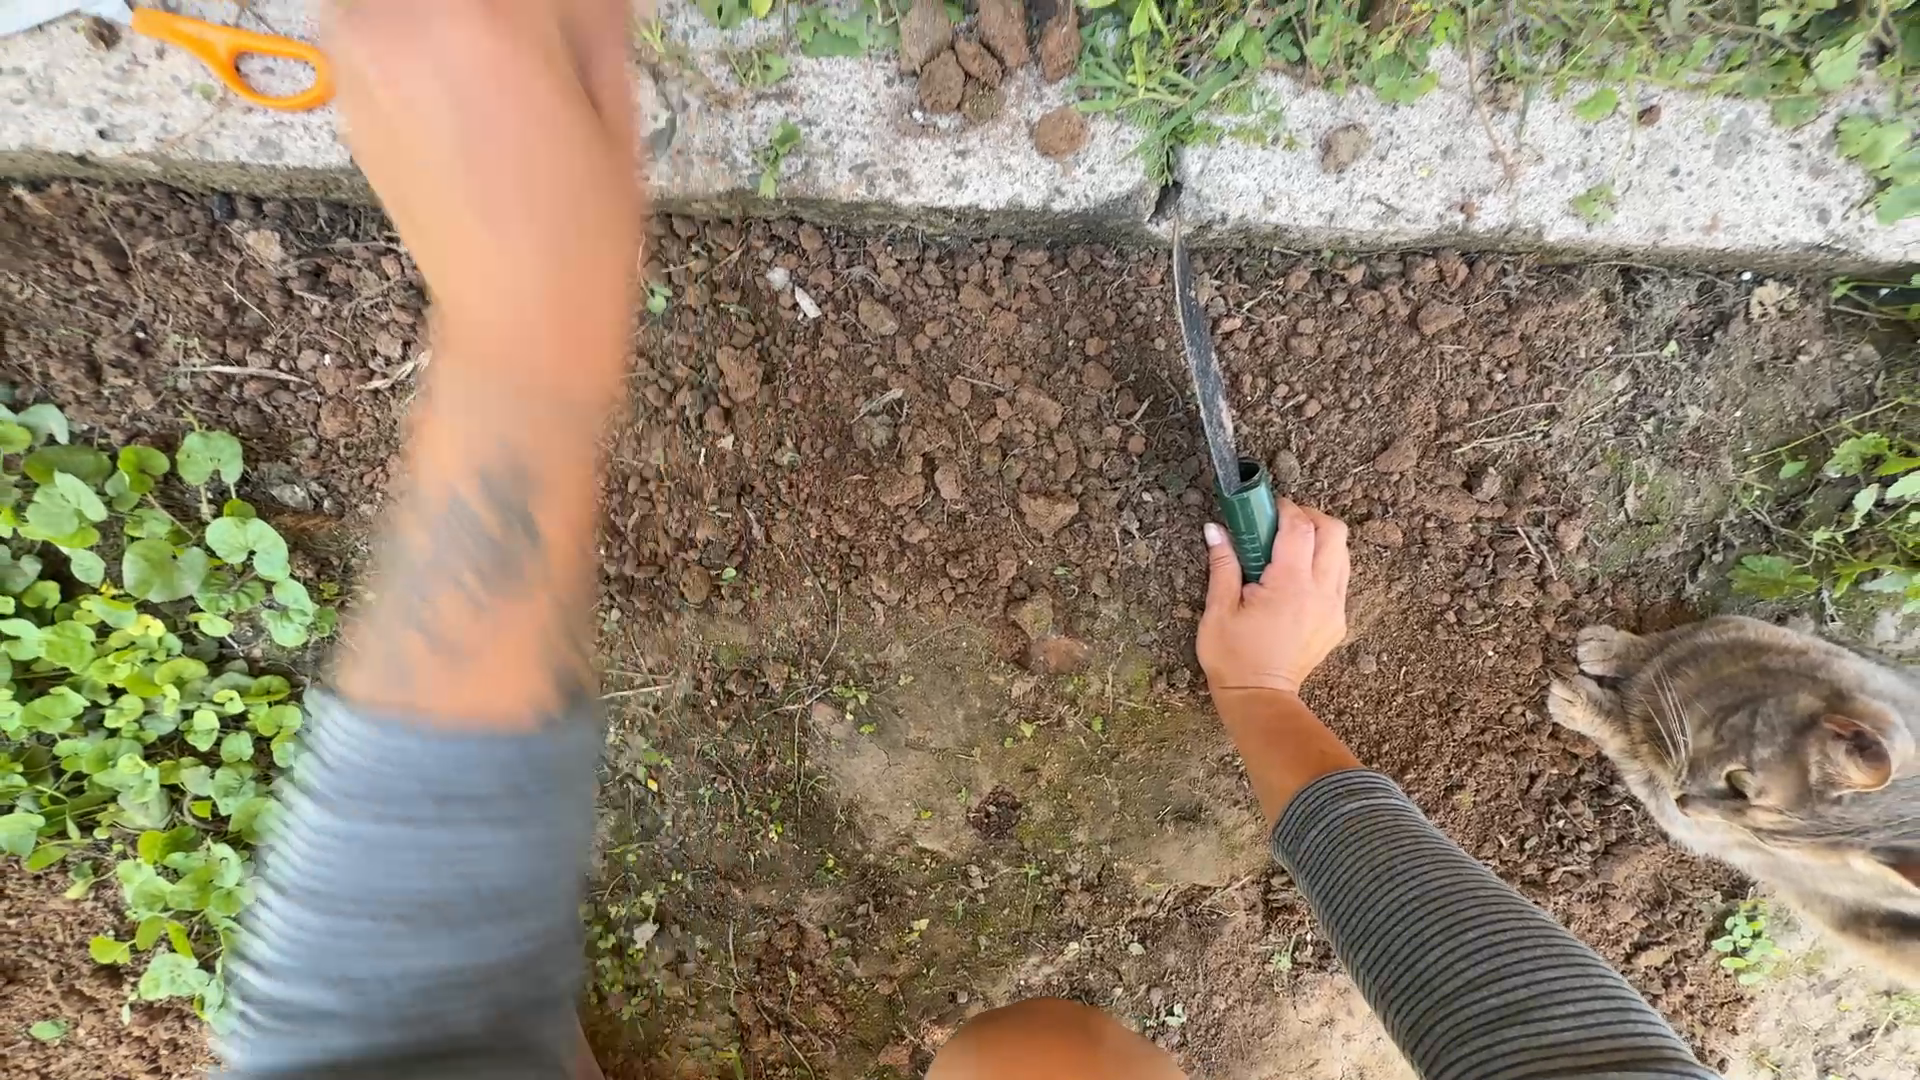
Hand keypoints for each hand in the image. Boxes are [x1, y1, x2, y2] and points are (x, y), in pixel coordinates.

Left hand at [322, 0, 639, 385]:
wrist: (521, 317)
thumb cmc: (589, 235)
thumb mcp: (614, 125)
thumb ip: (593, 27)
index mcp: (493, 20)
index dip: (560, 8)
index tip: (575, 26)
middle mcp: (407, 12)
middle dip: (510, 14)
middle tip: (540, 52)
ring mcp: (359, 43)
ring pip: (416, 1)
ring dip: (460, 23)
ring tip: (503, 74)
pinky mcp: (342, 79)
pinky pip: (382, 19)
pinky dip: (420, 34)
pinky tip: (462, 90)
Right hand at [1197, 501, 1350, 696]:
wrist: (1259, 697)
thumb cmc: (1232, 656)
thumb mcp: (1218, 609)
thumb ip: (1223, 564)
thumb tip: (1216, 530)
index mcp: (1289, 586)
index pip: (1299, 528)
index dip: (1285, 509)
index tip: (1266, 506)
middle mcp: (1320, 593)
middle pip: (1334, 532)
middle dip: (1309, 517)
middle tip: (1280, 521)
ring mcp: (1334, 608)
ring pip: (1342, 554)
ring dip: (1319, 540)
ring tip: (1287, 547)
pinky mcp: (1337, 621)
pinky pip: (1340, 578)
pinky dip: (1323, 564)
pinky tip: (1294, 576)